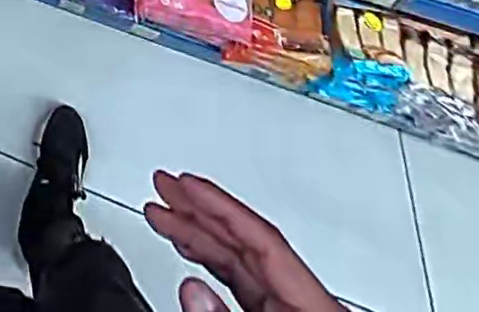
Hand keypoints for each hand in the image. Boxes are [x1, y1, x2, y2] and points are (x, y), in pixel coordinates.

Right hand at [144, 172, 342, 311]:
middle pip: (249, 243)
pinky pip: (242, 282)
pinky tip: (187, 248)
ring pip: (242, 261)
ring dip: (197, 232)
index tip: (183, 180)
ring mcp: (292, 310)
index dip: (219, 204)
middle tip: (163, 182)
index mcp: (317, 306)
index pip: (262, 238)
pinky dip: (210, 260)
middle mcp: (306, 303)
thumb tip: (191, 287)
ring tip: (162, 210)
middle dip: (199, 209)